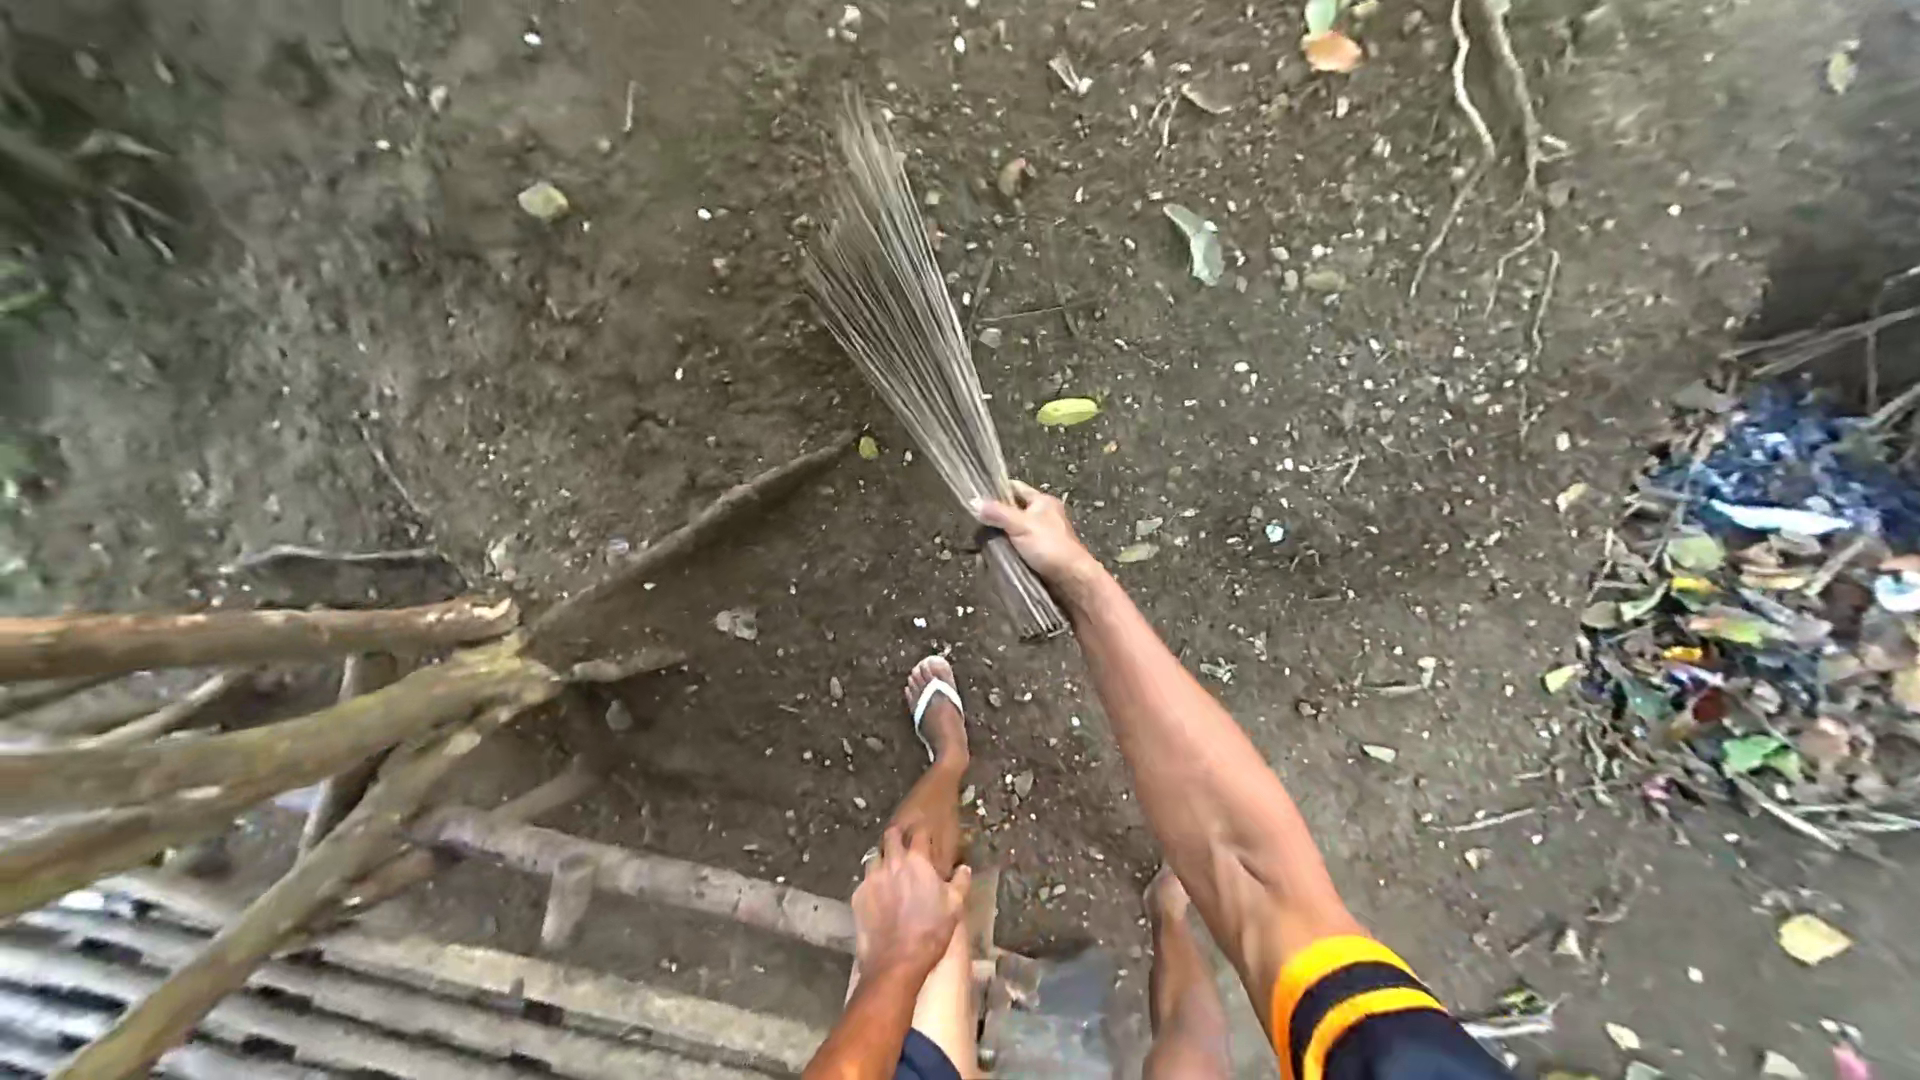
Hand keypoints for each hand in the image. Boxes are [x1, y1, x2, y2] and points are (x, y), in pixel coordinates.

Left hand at [851, 827, 971, 980]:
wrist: (896, 963)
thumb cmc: (930, 932)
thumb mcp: (954, 907)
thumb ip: (961, 882)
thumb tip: (964, 868)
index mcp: (917, 860)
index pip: (919, 833)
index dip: (923, 833)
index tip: (926, 839)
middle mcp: (892, 862)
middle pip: (891, 835)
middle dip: (897, 836)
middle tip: (903, 846)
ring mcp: (872, 878)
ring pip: (875, 856)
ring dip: (883, 859)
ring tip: (889, 872)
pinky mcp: (858, 895)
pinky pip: (865, 880)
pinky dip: (872, 883)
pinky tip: (878, 896)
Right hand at [974, 480, 1102, 591]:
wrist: (1072, 579)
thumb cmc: (1049, 546)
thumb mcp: (1021, 525)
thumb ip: (997, 513)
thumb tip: (973, 502)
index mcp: (1042, 501)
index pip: (1015, 488)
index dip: (996, 490)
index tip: (976, 498)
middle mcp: (1043, 515)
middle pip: (1012, 510)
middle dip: (995, 517)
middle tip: (974, 524)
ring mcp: (1042, 535)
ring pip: (1014, 530)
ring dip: (1000, 536)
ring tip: (979, 541)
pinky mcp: (1040, 553)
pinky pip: (1018, 546)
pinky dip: (1007, 549)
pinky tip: (994, 554)